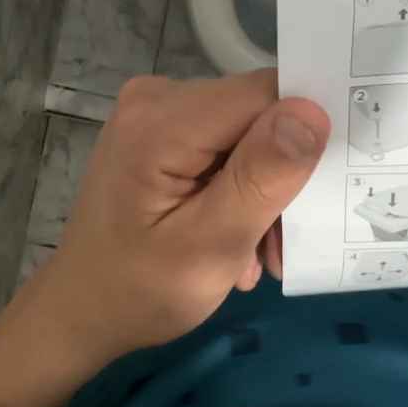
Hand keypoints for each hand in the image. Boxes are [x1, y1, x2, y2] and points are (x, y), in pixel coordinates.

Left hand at [19, 70, 329, 368]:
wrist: (80, 314)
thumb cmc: (139, 293)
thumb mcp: (210, 246)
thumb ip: (261, 177)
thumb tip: (312, 112)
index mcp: (161, 120)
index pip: (265, 93)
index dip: (306, 130)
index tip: (327, 184)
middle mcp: (157, 99)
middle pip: (257, 114)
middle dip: (281, 176)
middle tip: (280, 245)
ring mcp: (156, 114)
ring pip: (247, 134)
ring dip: (262, 193)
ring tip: (255, 254)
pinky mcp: (161, 133)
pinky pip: (226, 146)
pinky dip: (239, 191)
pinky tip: (234, 238)